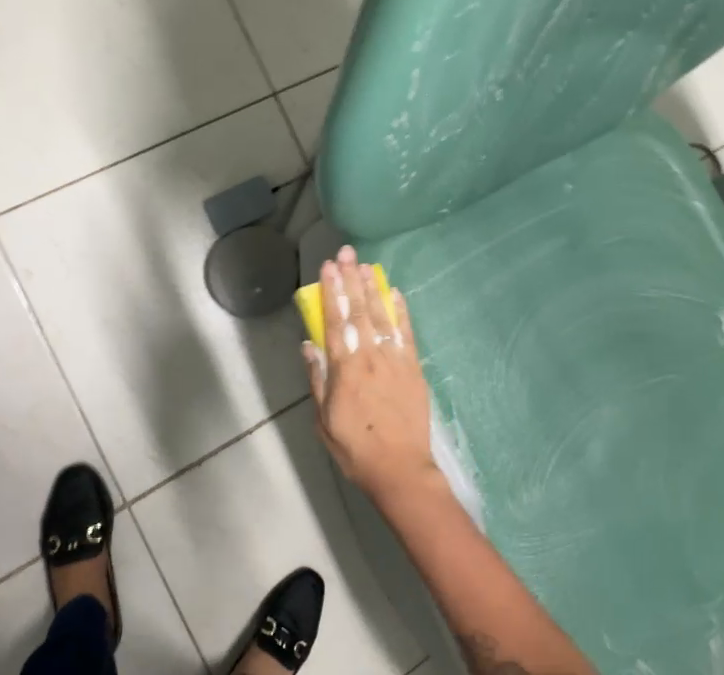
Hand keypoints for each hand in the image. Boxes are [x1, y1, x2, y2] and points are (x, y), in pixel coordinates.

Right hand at [302, 246, 438, 501]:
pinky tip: (396, 294)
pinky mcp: (414, 368)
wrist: (401, 469)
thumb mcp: (324, 420)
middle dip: (351, 279)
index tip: (327, 267)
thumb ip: (317, 379)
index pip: (336, 321)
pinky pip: (407, 333)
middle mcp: (370, 357)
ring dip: (373, 288)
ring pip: (382, 316)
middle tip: (346, 253)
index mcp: (345, 369)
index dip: (331, 292)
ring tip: (366, 265)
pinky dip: (401, 312)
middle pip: (359, 311)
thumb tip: (309, 345)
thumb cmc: (355, 449)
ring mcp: (395, 360)